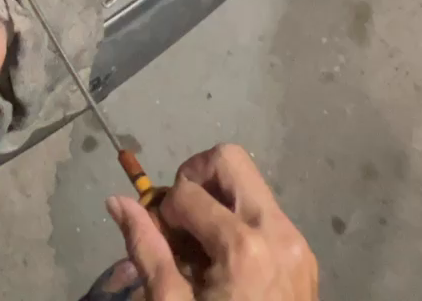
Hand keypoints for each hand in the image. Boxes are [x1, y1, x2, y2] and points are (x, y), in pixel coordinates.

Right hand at [105, 144, 317, 300]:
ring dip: (215, 198)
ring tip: (199, 244)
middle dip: (193, 176)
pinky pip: (264, 212)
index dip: (162, 210)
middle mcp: (278, 233)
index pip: (186, 191)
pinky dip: (236, 220)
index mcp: (244, 246)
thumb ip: (146, 248)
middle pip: (229, 160)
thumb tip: (116, 200)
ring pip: (248, 183)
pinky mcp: (304, 259)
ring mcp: (298, 245)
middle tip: (178, 216)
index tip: (159, 240)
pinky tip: (222, 262)